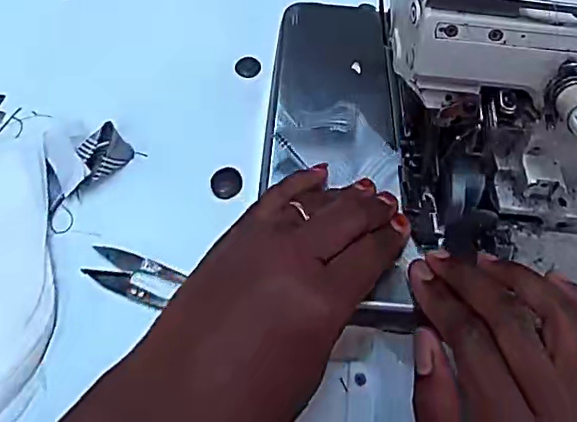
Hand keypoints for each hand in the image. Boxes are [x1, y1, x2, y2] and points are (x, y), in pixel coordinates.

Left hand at [64, 165, 408, 421]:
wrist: (178, 392)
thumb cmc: (236, 399)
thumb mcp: (310, 366)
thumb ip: (331, 317)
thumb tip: (341, 290)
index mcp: (319, 301)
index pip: (368, 256)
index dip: (388, 240)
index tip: (398, 231)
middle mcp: (291, 260)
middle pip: (346, 220)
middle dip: (372, 211)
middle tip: (388, 205)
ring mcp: (261, 241)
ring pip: (313, 203)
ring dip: (343, 195)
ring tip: (362, 189)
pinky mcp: (236, 234)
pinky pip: (275, 197)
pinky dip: (297, 182)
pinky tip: (313, 176)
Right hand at [410, 252, 576, 421]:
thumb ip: (437, 407)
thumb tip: (426, 340)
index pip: (472, 341)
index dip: (440, 300)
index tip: (421, 278)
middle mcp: (564, 419)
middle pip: (513, 321)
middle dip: (468, 281)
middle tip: (442, 264)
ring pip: (563, 319)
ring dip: (521, 280)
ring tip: (488, 264)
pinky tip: (556, 284)